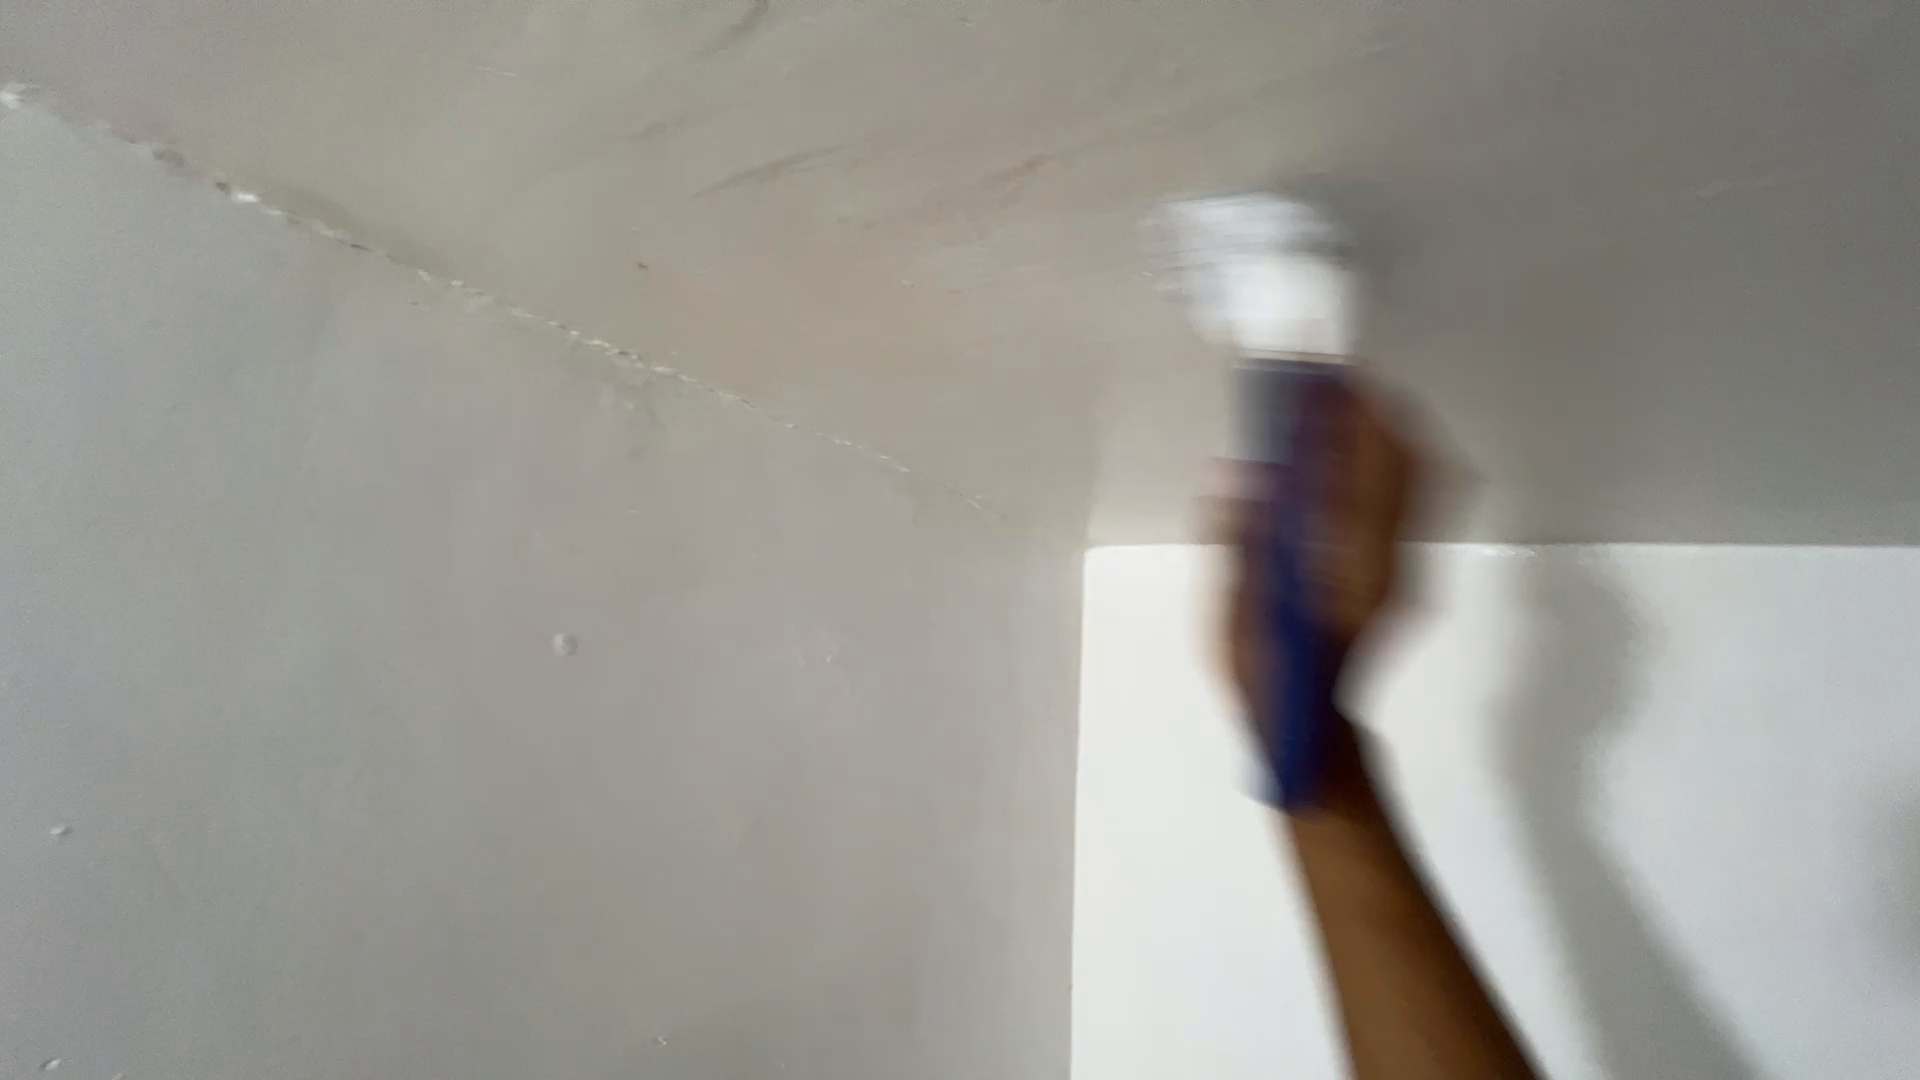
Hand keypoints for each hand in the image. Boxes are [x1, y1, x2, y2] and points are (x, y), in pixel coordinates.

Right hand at [1217, 379, 1417, 763]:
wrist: (1309, 726)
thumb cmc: (1264, 676)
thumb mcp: (1234, 613)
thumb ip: (1238, 541)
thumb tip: (1234, 474)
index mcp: (1342, 572)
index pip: (1354, 476)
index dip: (1342, 418)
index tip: (1319, 374)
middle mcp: (1388, 563)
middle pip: (1404, 465)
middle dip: (1373, 410)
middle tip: (1331, 375)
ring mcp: (1403, 566)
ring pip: (1419, 477)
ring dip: (1387, 429)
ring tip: (1343, 399)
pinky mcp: (1402, 569)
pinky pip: (1411, 497)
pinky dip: (1390, 457)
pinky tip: (1355, 446)